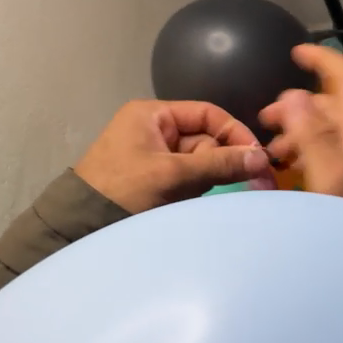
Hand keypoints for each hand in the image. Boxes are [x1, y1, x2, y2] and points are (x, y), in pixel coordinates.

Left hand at [74, 100, 270, 213]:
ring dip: (214, 178)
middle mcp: (156, 131)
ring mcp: (157, 158)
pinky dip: (202, 190)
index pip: (207, 113)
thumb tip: (262, 158)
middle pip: (207, 139)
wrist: (79, 229)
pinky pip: (191, 180)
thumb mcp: (172, 175)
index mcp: (153, 115)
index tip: (257, 156)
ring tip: (227, 194)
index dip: (235, 132)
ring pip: (202, 162)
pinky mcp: (157, 182)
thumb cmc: (122, 191)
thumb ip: (218, 164)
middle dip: (225, 160)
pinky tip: (207, 202)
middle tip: (253, 183)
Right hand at [258, 45, 342, 223]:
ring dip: (305, 136)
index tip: (294, 53)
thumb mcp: (331, 180)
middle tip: (264, 124)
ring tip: (275, 158)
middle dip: (298, 108)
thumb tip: (296, 95)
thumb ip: (313, 135)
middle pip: (337, 109)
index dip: (322, 60)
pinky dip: (319, 158)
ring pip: (339, 136)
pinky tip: (300, 181)